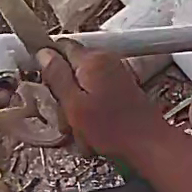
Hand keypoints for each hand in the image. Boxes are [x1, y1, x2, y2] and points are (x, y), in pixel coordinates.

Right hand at [36, 43, 176, 160]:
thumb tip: (43, 54)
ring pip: (81, 83)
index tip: (43, 84)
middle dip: (62, 89)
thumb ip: (57, 76)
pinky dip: (89, 109)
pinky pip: (94, 93)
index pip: (60, 46)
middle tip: (64, 112)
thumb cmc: (112, 129)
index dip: (47, 64)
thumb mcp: (74, 105)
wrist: (148, 144)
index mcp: (92, 60)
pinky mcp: (120, 88)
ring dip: (75, 103)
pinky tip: (91, 128)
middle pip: (71, 66)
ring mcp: (115, 73)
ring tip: (79, 125)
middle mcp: (106, 60)